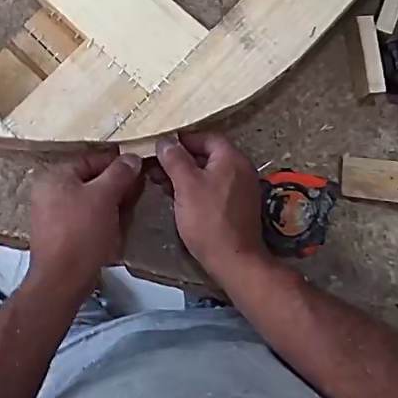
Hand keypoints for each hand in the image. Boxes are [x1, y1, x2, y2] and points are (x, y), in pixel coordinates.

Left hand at [26, 152, 143, 293]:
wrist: (63, 280)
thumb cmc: (82, 232)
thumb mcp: (105, 196)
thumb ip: (120, 173)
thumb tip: (132, 158)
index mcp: (56, 177)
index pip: (93, 159)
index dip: (119, 164)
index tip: (140, 171)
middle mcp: (50, 192)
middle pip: (92, 181)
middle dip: (117, 188)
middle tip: (136, 196)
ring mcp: (54, 215)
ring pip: (92, 201)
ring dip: (112, 206)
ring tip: (127, 215)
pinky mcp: (62, 235)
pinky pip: (87, 219)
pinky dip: (103, 221)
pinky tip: (115, 231)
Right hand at [155, 133, 272, 285]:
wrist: (233, 260)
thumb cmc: (208, 219)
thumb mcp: (186, 185)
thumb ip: (175, 159)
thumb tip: (166, 141)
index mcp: (232, 158)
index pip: (206, 137)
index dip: (182, 140)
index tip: (160, 147)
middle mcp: (241, 168)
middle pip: (207, 155)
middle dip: (180, 160)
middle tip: (156, 168)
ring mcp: (241, 188)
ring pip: (209, 173)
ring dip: (186, 176)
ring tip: (161, 184)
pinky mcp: (237, 206)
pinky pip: (215, 188)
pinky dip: (196, 189)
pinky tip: (178, 199)